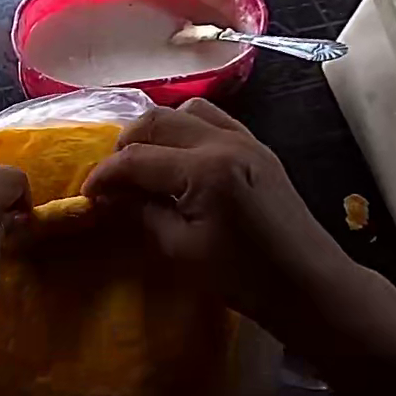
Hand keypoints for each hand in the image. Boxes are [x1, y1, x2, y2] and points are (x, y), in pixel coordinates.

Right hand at [82, 99, 357, 335]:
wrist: (308, 284)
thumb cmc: (240, 276)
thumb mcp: (178, 248)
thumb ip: (139, 212)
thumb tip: (107, 196)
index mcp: (205, 171)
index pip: (135, 159)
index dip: (103, 175)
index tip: (87, 194)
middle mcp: (224, 143)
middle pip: (155, 121)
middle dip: (123, 145)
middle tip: (112, 178)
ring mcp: (245, 140)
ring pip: (184, 111)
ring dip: (155, 131)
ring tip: (144, 162)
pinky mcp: (256, 147)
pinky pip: (212, 119)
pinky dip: (184, 130)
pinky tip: (176, 158)